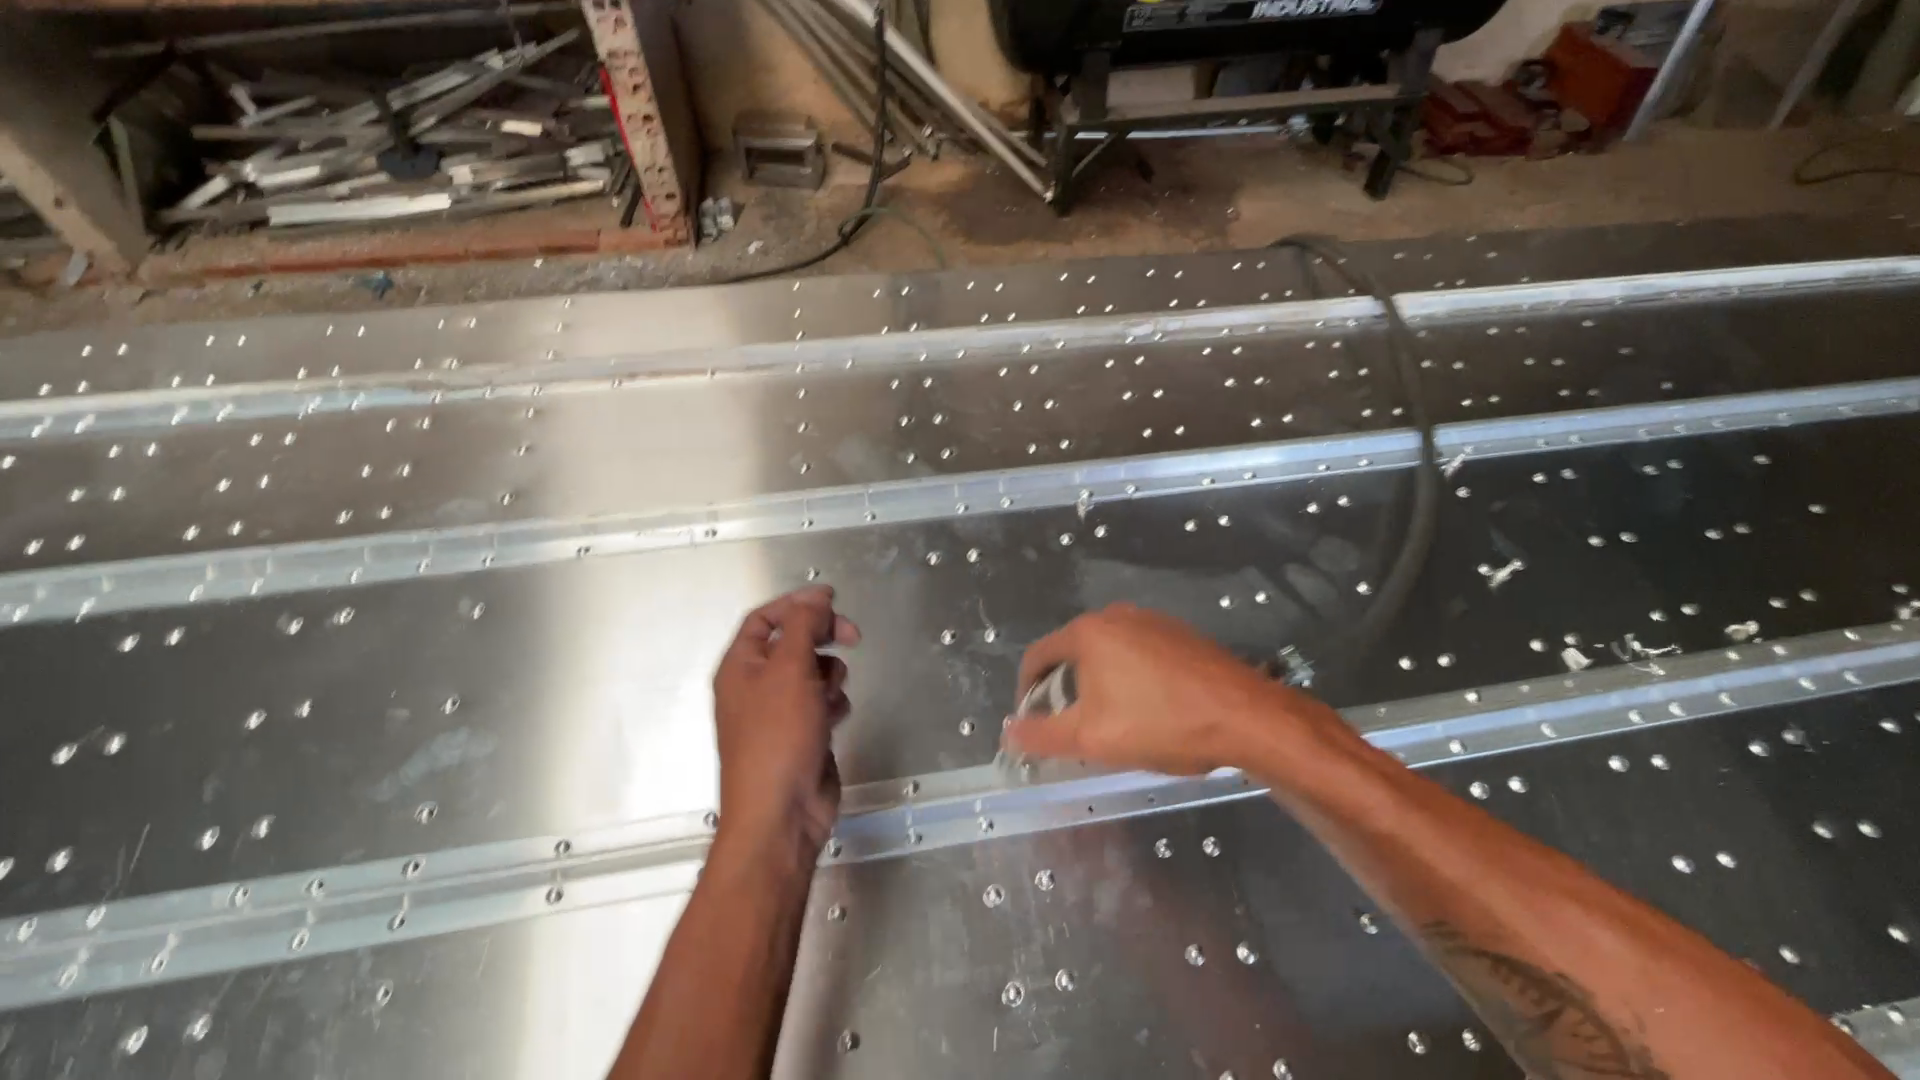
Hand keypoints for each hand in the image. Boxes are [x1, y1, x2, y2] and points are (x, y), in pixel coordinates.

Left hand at [712, 586, 860, 860]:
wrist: (781, 812)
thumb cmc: (778, 737)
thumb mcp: (789, 669)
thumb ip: (803, 626)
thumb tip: (816, 596)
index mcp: (740, 666)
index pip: (766, 618)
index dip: (798, 604)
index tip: (833, 600)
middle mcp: (755, 686)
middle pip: (793, 642)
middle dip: (822, 637)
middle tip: (852, 636)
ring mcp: (778, 713)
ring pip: (812, 673)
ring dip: (830, 674)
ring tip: (831, 692)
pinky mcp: (801, 735)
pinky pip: (821, 703)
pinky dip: (832, 703)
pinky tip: (836, 716)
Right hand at [1005, 603, 1338, 775]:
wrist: (1246, 717)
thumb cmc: (1160, 724)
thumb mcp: (1092, 738)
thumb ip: (1042, 735)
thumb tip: (1010, 731)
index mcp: (1089, 633)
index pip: (1038, 656)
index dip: (1026, 691)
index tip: (1031, 721)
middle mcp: (1117, 616)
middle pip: (1072, 652)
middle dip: (1064, 690)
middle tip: (1074, 727)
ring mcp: (1153, 621)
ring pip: (1108, 653)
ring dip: (1099, 684)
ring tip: (1113, 722)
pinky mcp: (1182, 634)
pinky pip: (1139, 653)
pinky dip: (1130, 678)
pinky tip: (1149, 709)